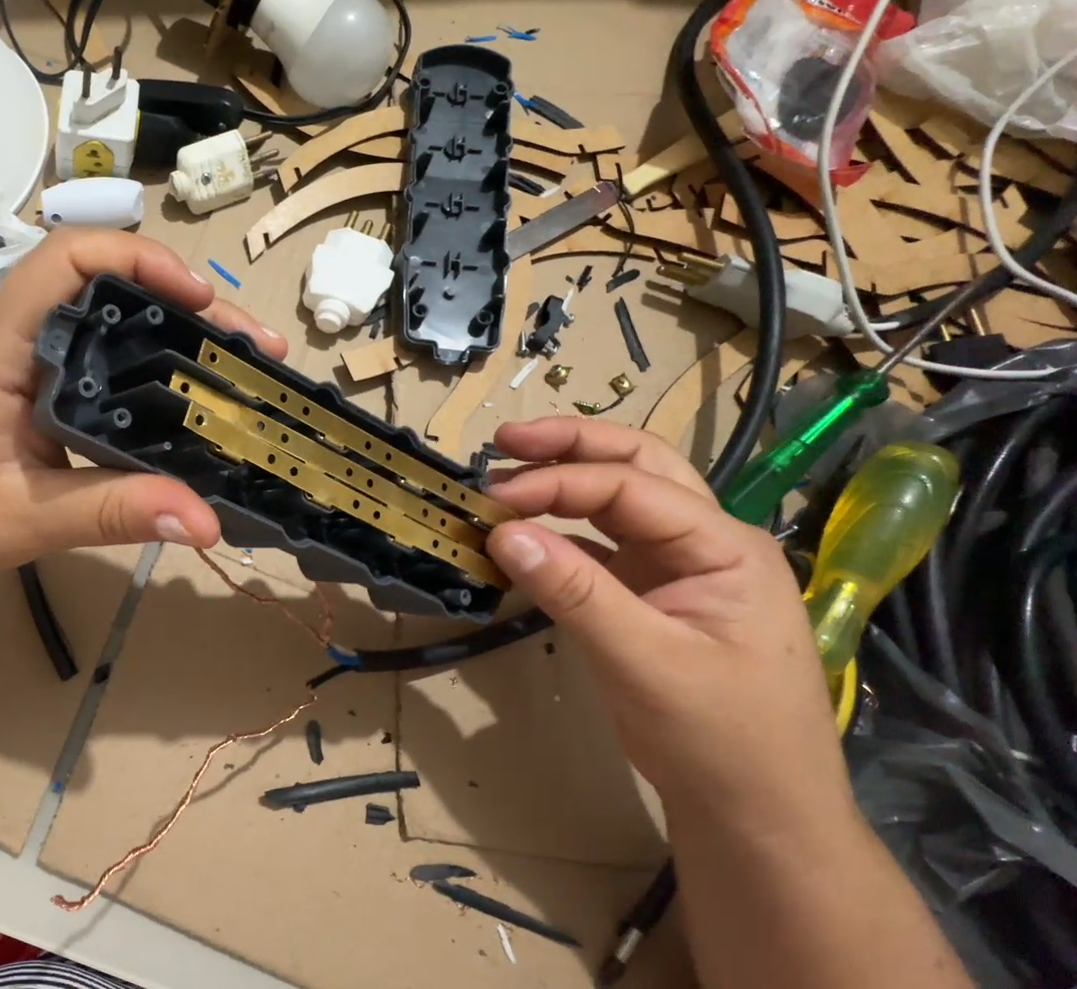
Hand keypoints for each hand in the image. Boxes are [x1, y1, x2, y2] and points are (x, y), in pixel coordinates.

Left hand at [0, 227, 287, 585]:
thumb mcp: (31, 521)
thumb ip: (114, 513)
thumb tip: (206, 521)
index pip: (61, 260)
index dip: (136, 259)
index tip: (200, 299)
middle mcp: (5, 335)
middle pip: (96, 277)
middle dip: (178, 297)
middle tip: (246, 342)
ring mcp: (15, 353)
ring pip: (99, 308)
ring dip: (168, 322)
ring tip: (232, 361)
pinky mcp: (27, 376)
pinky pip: (91, 342)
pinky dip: (143, 351)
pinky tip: (183, 385)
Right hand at [480, 417, 851, 833]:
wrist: (757, 809)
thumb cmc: (719, 735)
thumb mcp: (643, 662)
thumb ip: (573, 591)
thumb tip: (499, 530)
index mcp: (723, 546)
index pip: (631, 488)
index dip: (558, 482)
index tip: (493, 497)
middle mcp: (704, 542)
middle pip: (637, 466)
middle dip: (570, 446)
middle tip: (502, 441)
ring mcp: (679, 567)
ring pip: (620, 499)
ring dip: (564, 481)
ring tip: (504, 476)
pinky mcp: (652, 594)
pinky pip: (601, 546)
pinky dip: (560, 532)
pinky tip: (522, 535)